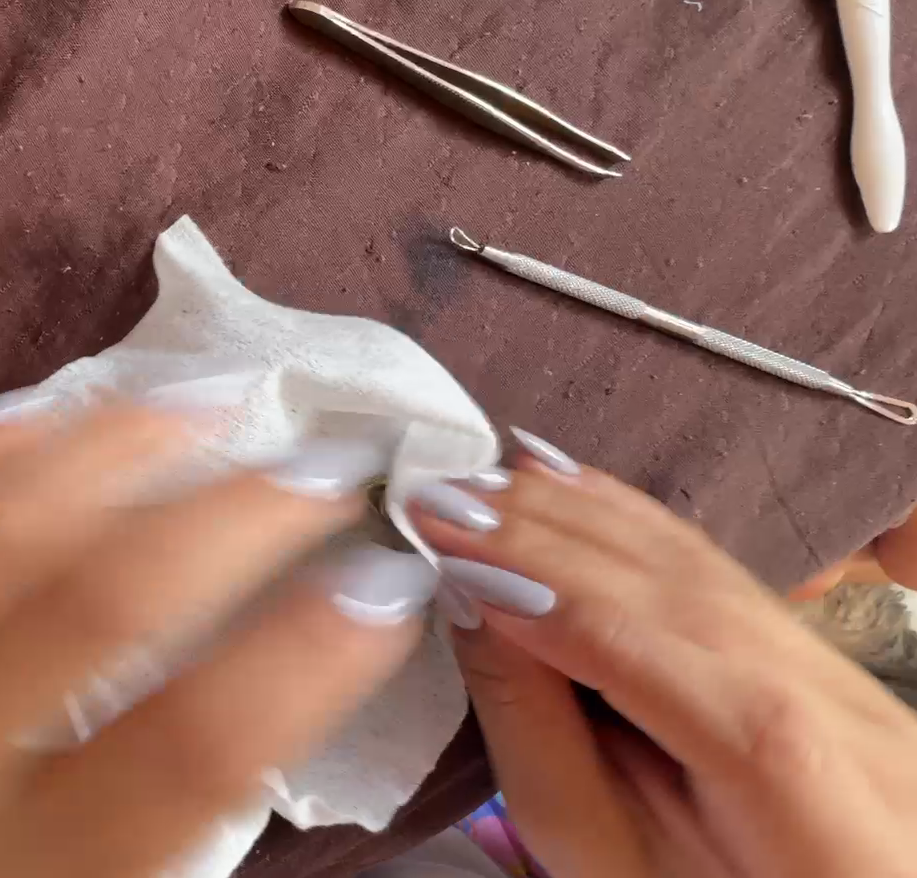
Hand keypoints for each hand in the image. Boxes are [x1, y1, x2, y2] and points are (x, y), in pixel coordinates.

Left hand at [0, 407, 435, 877]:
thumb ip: (150, 831)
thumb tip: (262, 691)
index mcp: (0, 877)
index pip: (190, 748)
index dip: (306, 653)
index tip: (380, 578)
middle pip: (96, 599)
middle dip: (229, 516)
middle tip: (313, 463)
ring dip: (106, 444)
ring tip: (193, 398)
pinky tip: (37, 408)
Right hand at [411, 432, 916, 877]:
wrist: (767, 873)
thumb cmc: (657, 877)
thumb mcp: (578, 831)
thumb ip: (527, 716)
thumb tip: (464, 591)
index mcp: (832, 820)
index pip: (710, 695)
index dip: (575, 612)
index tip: (454, 555)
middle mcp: (869, 732)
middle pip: (693, 605)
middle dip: (544, 540)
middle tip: (434, 495)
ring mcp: (843, 672)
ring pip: (691, 564)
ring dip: (561, 510)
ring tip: (462, 479)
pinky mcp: (799, 634)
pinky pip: (699, 552)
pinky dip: (608, 503)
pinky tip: (541, 467)